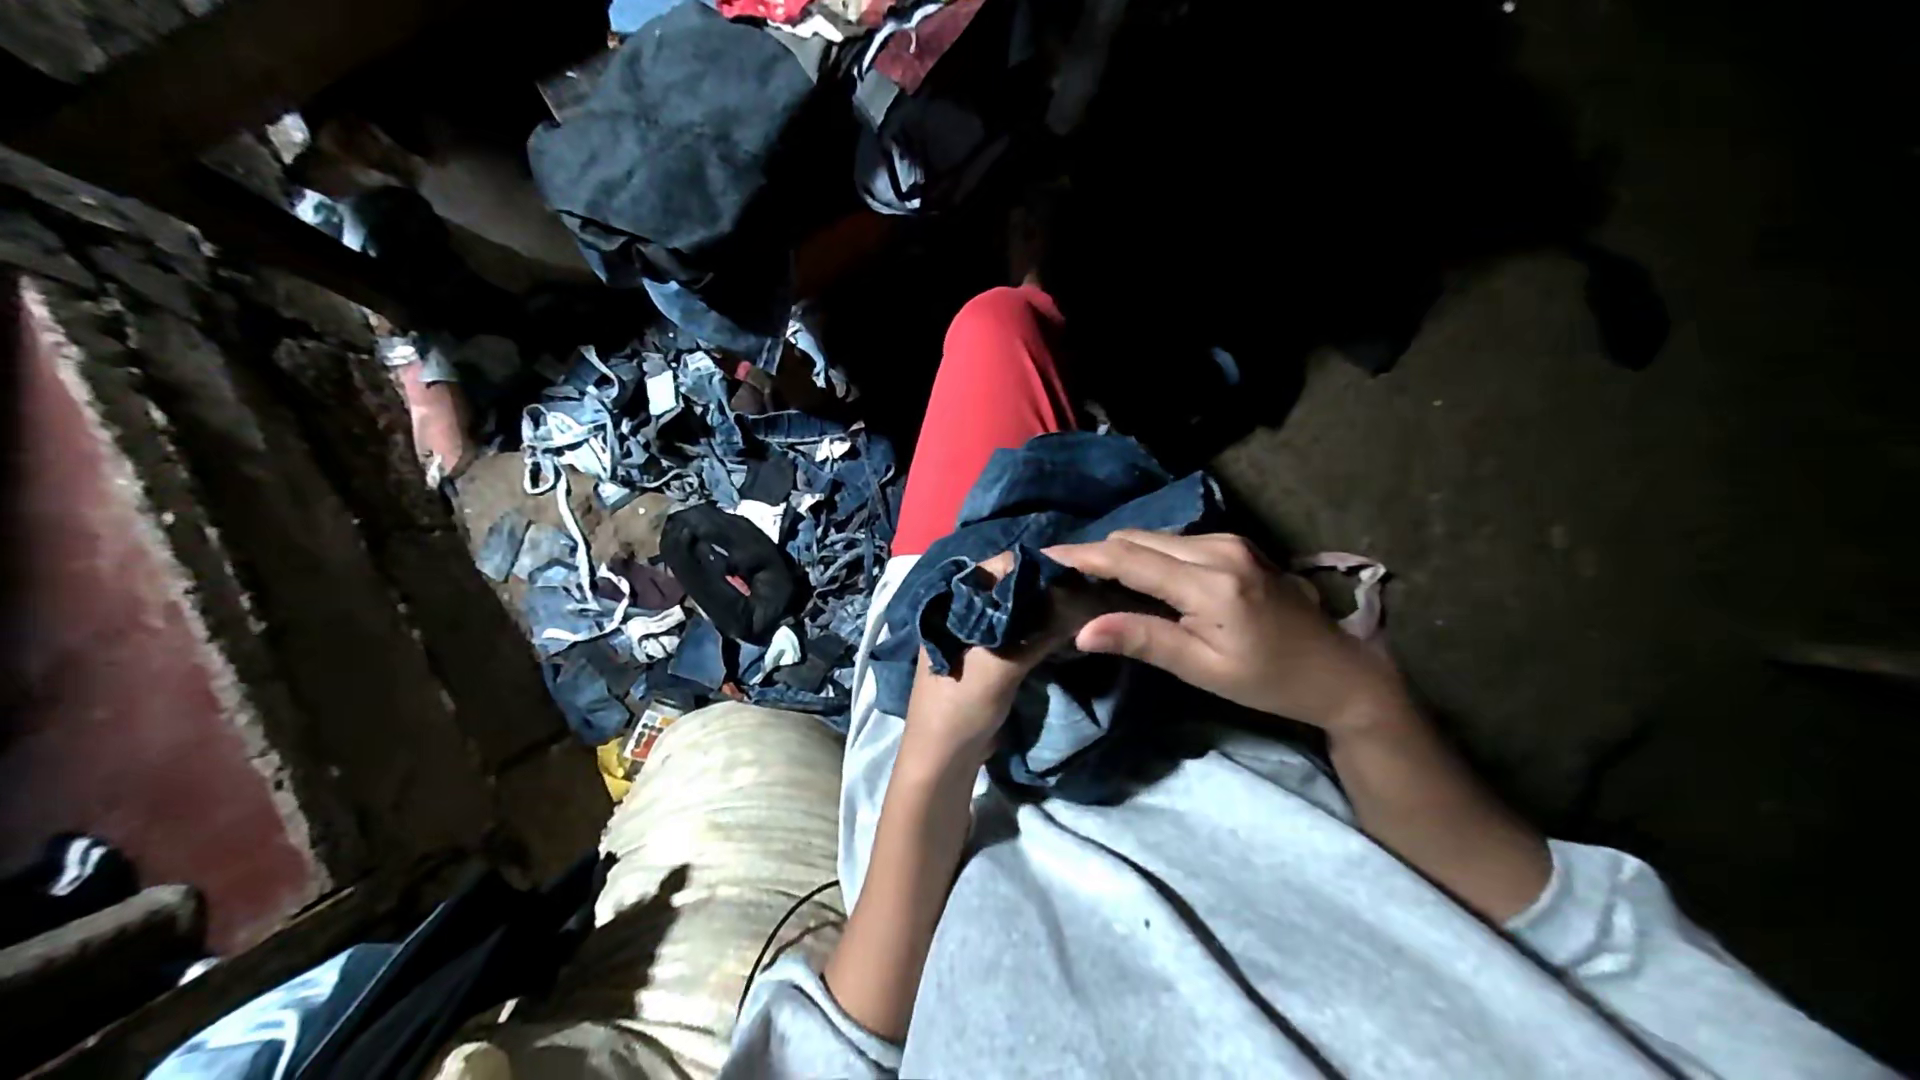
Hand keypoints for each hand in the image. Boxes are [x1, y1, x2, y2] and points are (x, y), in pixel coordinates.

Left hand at [903, 551, 1094, 760]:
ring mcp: (976, 635)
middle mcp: (962, 611)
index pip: (999, 568)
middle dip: (1046, 588)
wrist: (943, 763)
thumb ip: (1037, 633)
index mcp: (951, 603)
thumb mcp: (997, 668)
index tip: (1077, 571)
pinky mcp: (989, 657)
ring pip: (1018, 611)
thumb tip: (1084, 600)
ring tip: (1084, 607)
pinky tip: (1066, 632)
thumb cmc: (959, 709)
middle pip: (1011, 588)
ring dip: (1047, 610)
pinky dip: (1041, 630)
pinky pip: (1019, 632)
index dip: (1037, 567)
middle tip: (1088, 589)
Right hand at [1048, 530, 1408, 731]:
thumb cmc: (1269, 680)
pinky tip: (1135, 577)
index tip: (1044, 555)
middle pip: (1137, 538)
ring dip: (1121, 553)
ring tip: (1092, 579)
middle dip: (1097, 553)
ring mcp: (1229, 541)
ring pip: (1154, 536)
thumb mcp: (1204, 668)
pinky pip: (1174, 542)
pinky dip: (1146, 555)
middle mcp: (1218, 547)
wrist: (1339, 672)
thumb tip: (1083, 630)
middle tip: (1064, 577)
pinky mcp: (1234, 545)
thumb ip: (1144, 639)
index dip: (1083, 555)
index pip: (1129, 558)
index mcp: (1211, 582)